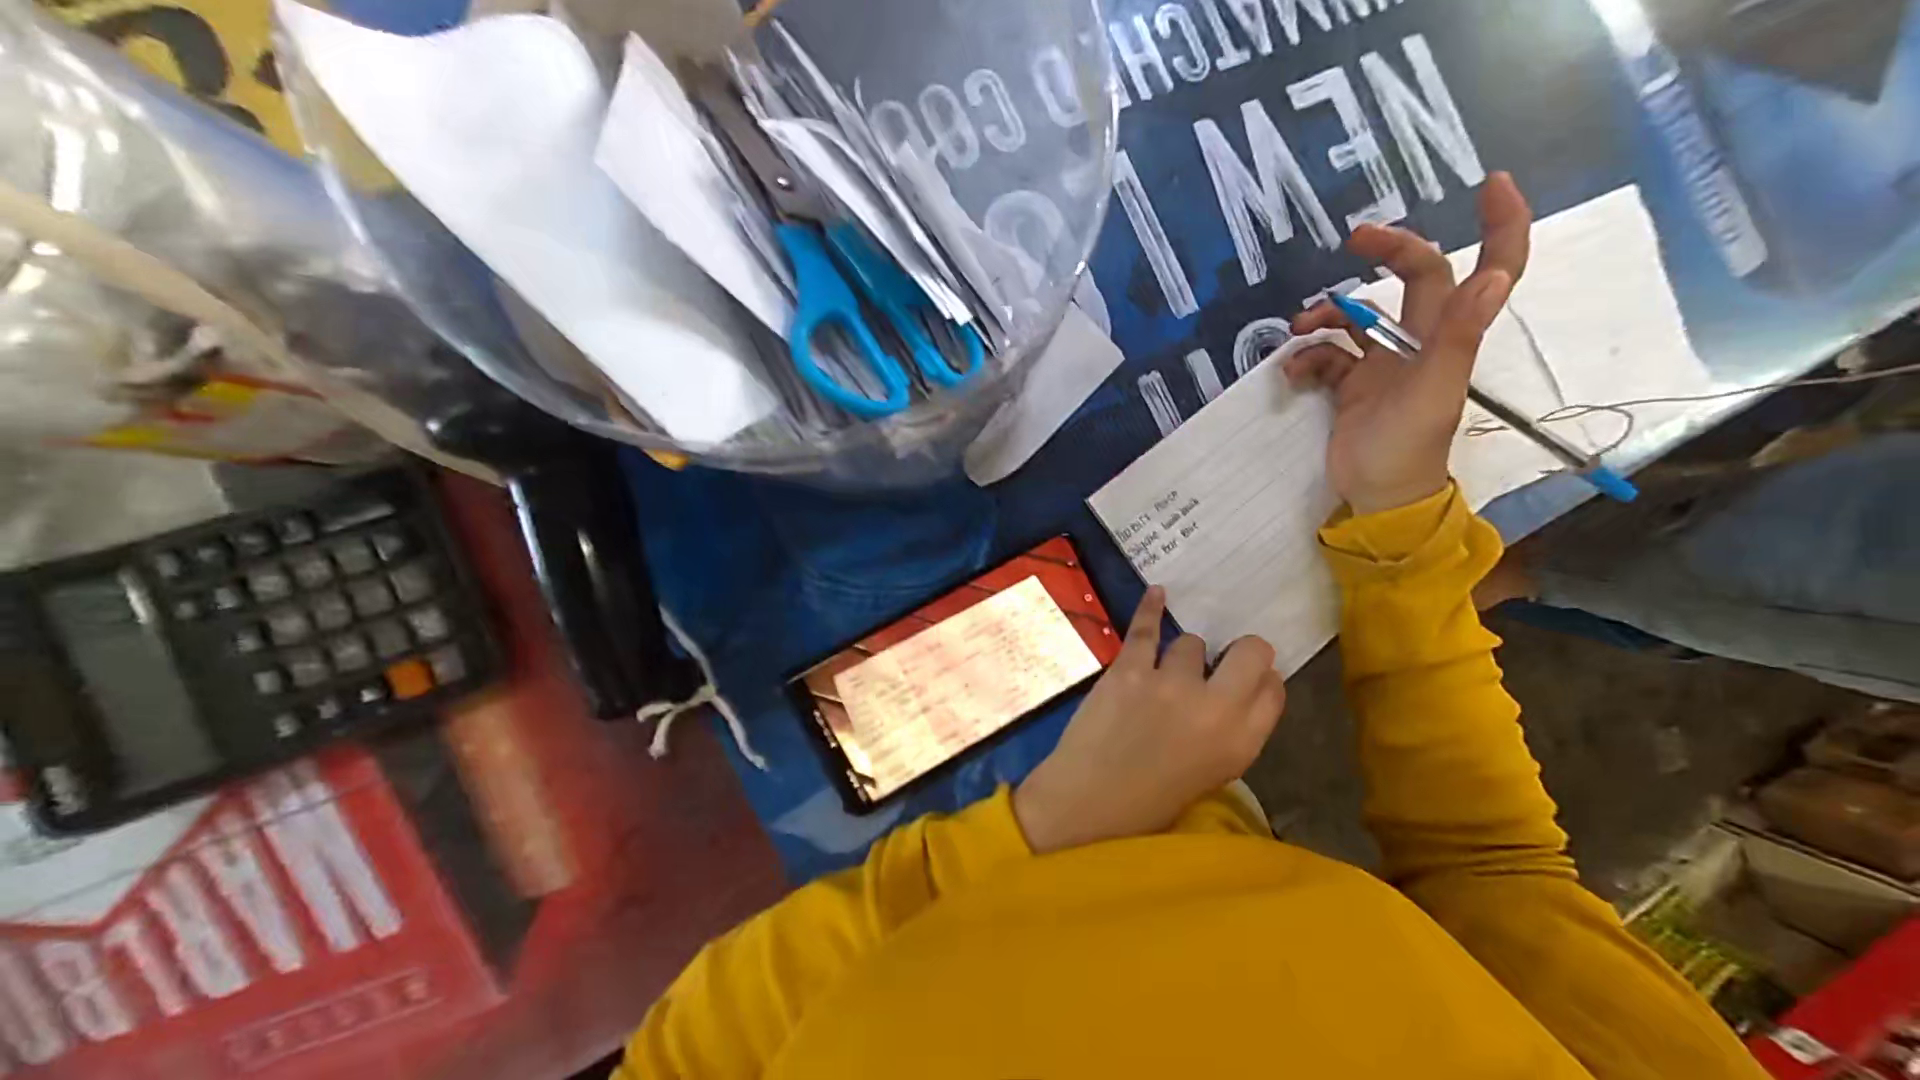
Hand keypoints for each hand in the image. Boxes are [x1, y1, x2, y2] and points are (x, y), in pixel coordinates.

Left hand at [1013, 587, 1286, 854]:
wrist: (1090, 802)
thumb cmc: (1153, 801)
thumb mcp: (1214, 775)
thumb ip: (1233, 732)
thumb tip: (1242, 691)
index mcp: (1242, 743)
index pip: (1272, 689)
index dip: (1261, 679)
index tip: (1248, 679)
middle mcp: (1215, 707)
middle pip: (1249, 653)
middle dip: (1242, 651)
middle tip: (1224, 660)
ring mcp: (1171, 684)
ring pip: (1191, 642)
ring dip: (1182, 655)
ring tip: (1164, 675)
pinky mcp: (1130, 669)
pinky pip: (1146, 627)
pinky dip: (1150, 608)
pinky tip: (1157, 593)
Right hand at [1286, 173, 1534, 514]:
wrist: (1376, 494)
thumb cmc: (1408, 447)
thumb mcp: (1432, 391)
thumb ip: (1456, 336)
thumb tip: (1492, 275)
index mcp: (1449, 336)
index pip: (1490, 269)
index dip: (1500, 226)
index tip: (1491, 184)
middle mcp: (1419, 341)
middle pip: (1413, 278)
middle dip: (1386, 251)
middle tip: (1352, 237)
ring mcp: (1383, 363)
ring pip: (1356, 318)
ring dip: (1327, 317)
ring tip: (1300, 332)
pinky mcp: (1350, 385)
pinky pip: (1326, 356)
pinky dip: (1307, 360)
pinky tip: (1292, 375)